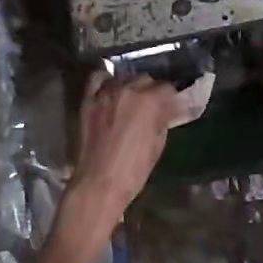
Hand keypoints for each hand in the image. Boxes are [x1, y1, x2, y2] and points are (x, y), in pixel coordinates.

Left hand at [68, 72, 182, 216]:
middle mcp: (128, 90)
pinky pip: (98, 79)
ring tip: (133, 101)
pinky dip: (107, 81)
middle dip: (153, 92)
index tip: (174, 108)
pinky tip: (112, 90)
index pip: (168, 89)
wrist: (99, 183)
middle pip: (146, 80)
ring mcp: (105, 93)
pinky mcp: (88, 100)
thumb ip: (162, 120)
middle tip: (155, 107)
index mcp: (149, 102)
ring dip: (132, 87)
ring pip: (124, 78)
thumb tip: (166, 111)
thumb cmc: (134, 170)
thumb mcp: (157, 145)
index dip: (172, 99)